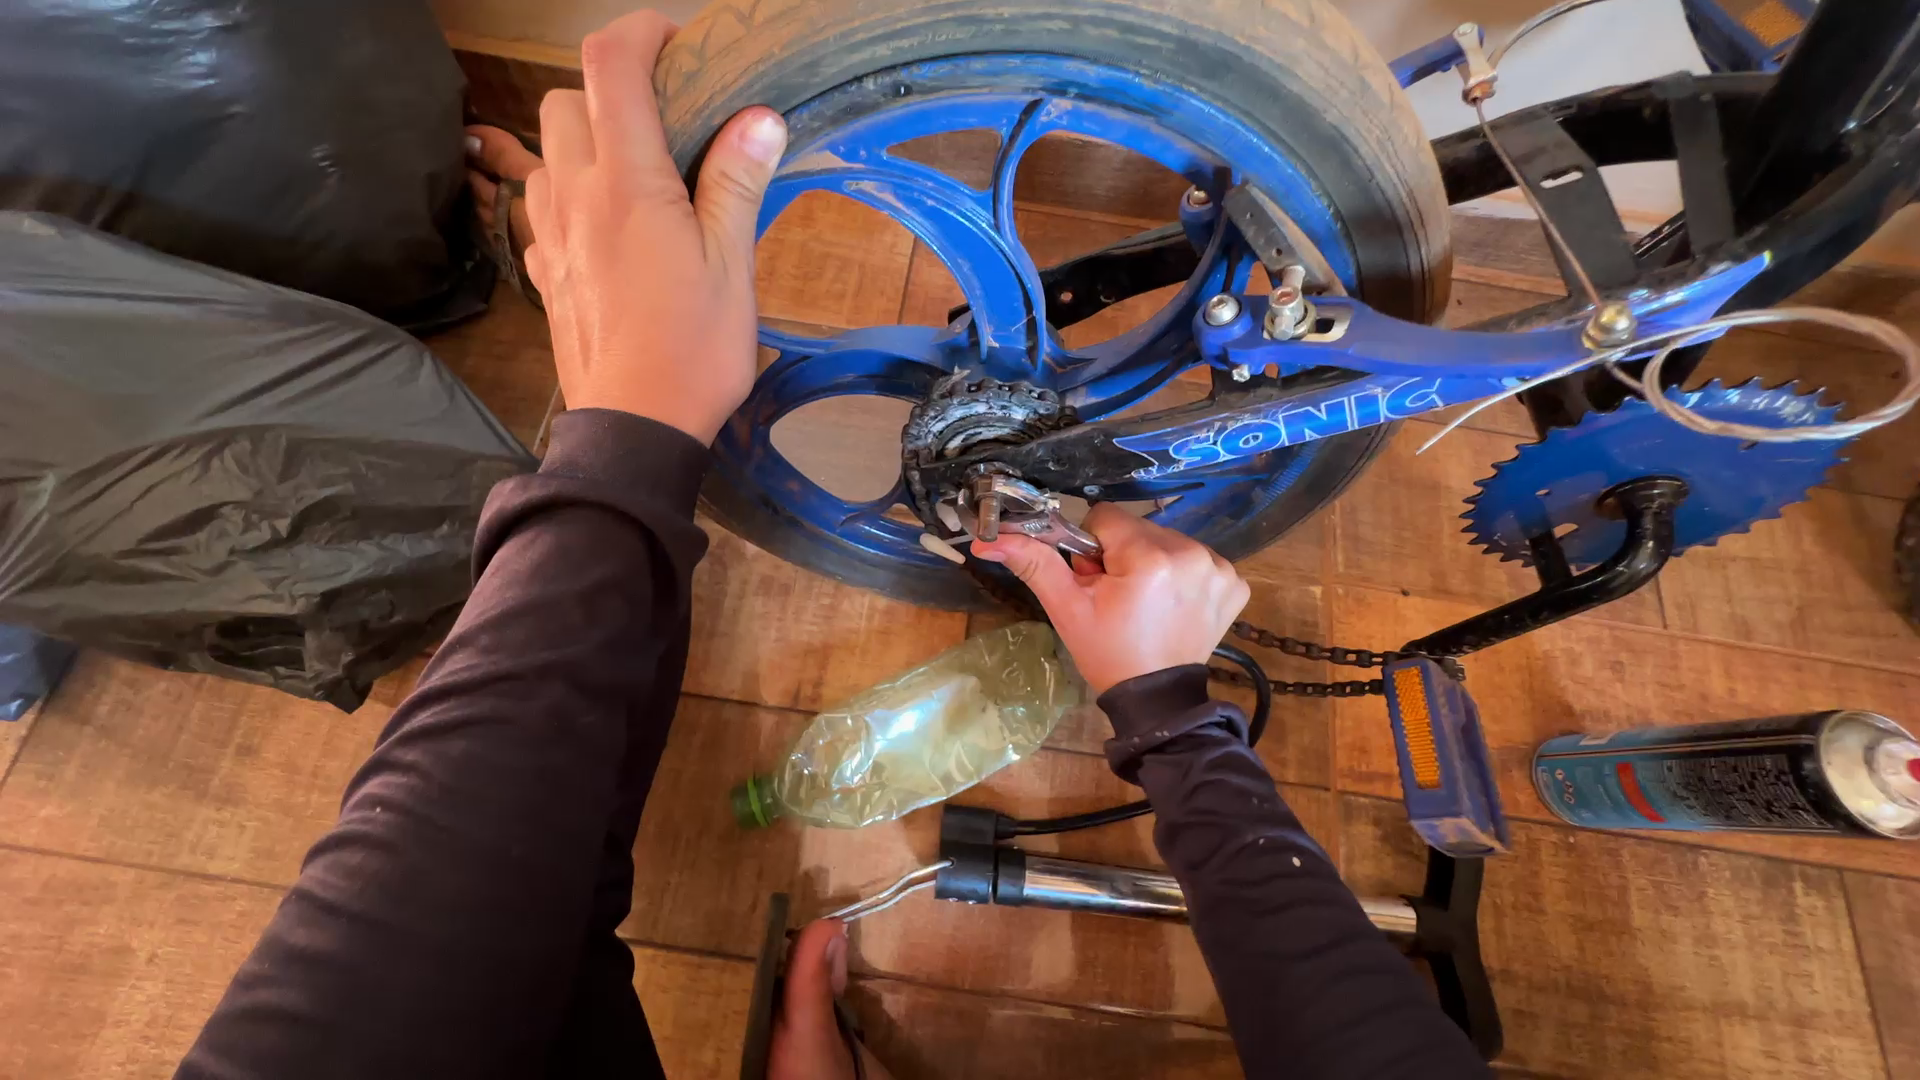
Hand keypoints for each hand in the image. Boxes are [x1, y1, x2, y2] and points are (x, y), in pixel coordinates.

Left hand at [522, 11, 787, 443]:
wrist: (636, 425)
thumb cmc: (695, 350)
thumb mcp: (732, 269)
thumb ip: (736, 185)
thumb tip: (760, 116)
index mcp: (627, 184)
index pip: (612, 66)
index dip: (642, 33)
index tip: (678, 45)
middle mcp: (574, 194)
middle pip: (566, 100)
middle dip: (611, 93)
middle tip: (665, 130)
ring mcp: (548, 233)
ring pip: (547, 151)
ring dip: (586, 143)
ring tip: (637, 181)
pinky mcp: (543, 269)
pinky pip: (543, 204)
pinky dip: (572, 193)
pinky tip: (609, 231)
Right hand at [972, 504, 1249, 695]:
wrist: (1157, 700)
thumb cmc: (1107, 653)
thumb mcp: (1067, 609)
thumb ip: (1034, 564)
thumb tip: (989, 539)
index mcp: (1148, 558)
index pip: (1105, 517)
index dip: (1092, 547)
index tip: (1095, 579)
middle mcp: (1191, 553)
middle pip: (1138, 528)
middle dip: (1121, 554)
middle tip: (1116, 595)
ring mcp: (1219, 568)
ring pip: (1166, 540)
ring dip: (1152, 562)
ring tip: (1145, 602)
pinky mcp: (1235, 582)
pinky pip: (1198, 558)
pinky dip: (1182, 575)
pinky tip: (1173, 604)